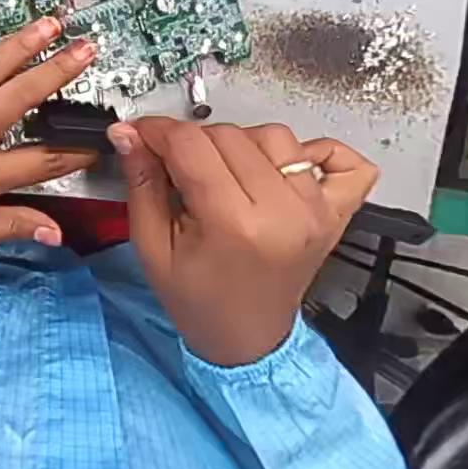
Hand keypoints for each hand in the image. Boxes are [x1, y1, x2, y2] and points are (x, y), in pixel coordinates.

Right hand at [108, 118, 377, 365]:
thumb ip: (141, 183)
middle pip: (228, 134)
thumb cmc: (195, 298)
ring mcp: (315, 209)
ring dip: (237, 142)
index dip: (155, 131)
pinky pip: (339, 157)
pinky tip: (277, 166)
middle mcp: (283, 211)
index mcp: (232, 224)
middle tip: (171, 164)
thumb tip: (128, 135)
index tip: (138, 134)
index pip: (190, 144)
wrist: (244, 337)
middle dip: (188, 140)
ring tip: (218, 170)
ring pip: (272, 135)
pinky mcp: (335, 212)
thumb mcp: (151, 244)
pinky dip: (311, 150)